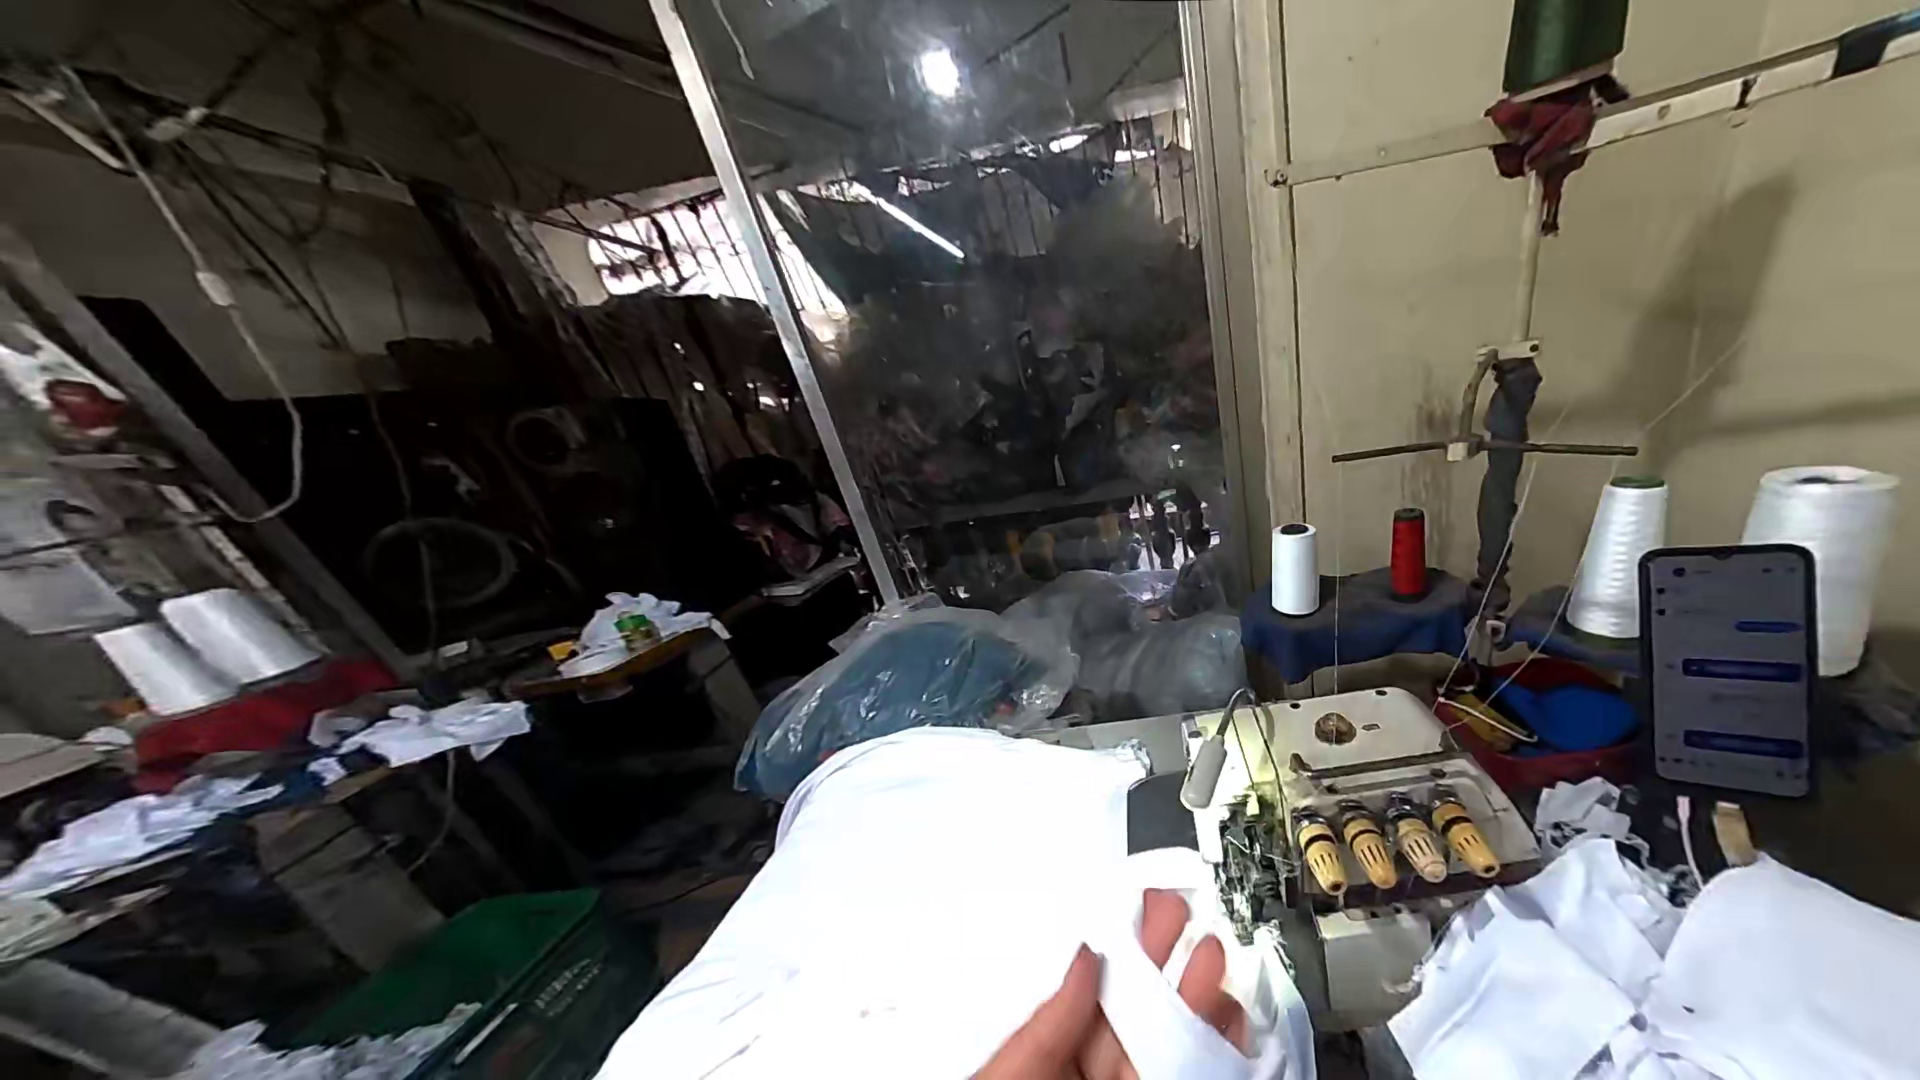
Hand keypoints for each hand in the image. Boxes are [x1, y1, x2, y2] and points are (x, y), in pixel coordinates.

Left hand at [975, 888, 1247, 1079]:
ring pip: (1174, 1057)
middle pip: (1143, 1019)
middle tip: (1199, 924)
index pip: (1100, 993)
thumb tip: (1085, 953)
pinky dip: (1215, 1065)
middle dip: (1174, 971)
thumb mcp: (1016, 1071)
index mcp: (1055, 1057)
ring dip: (1203, 1013)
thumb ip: (1054, 1016)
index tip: (1153, 911)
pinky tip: (1233, 1036)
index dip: (1130, 949)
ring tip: (1221, 965)